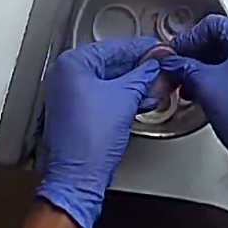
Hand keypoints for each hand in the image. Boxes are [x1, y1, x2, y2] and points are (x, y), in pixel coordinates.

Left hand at [37, 37, 163, 227]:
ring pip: (109, 79)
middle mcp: (65, 75)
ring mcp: (68, 94)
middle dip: (140, 66)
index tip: (162, 49)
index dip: (144, 48)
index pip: (116, 46)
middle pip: (112, 61)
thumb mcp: (126, 97)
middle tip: (163, 66)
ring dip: (135, 82)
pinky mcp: (75, 111)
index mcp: (72, 64)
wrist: (76, 180)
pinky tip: (143, 97)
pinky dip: (124, 94)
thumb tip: (155, 64)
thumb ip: (144, 74)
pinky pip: (104, 94)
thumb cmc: (89, 141)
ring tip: (158, 83)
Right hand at [160, 14, 227, 221]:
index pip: (212, 24)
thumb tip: (168, 62)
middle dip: (194, 52)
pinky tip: (198, 91)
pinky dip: (215, 76)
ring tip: (183, 82)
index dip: (188, 37)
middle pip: (220, 37)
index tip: (172, 53)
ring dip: (202, 66)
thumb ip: (184, 67)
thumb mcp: (205, 85)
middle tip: (175, 66)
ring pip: (226, 55)